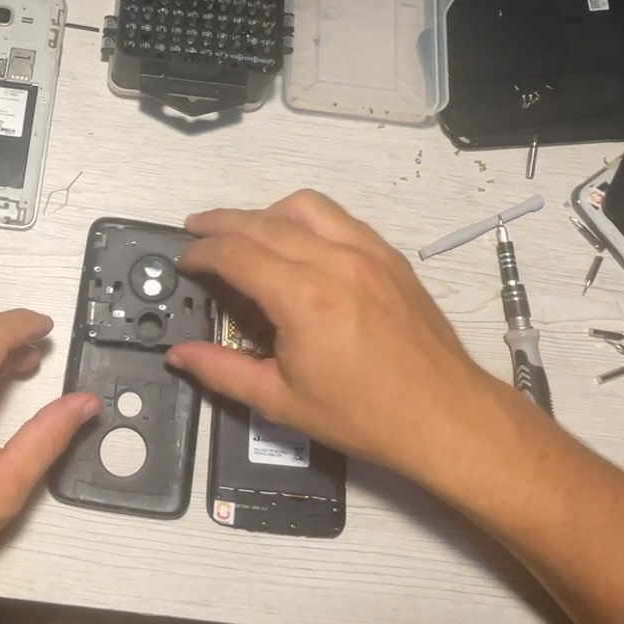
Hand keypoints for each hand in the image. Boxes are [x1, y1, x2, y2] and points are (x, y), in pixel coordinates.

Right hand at [166, 190, 536, 498]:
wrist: (445, 417)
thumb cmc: (363, 415)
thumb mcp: (280, 401)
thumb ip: (221, 370)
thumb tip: (178, 354)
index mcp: (302, 298)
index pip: (235, 253)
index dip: (201, 252)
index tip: (185, 261)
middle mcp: (333, 261)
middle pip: (262, 221)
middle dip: (220, 222)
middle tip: (195, 230)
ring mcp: (367, 252)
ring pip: (303, 206)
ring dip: (265, 211)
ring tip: (246, 231)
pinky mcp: (389, 256)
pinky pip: (340, 217)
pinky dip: (307, 218)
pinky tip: (298, 240)